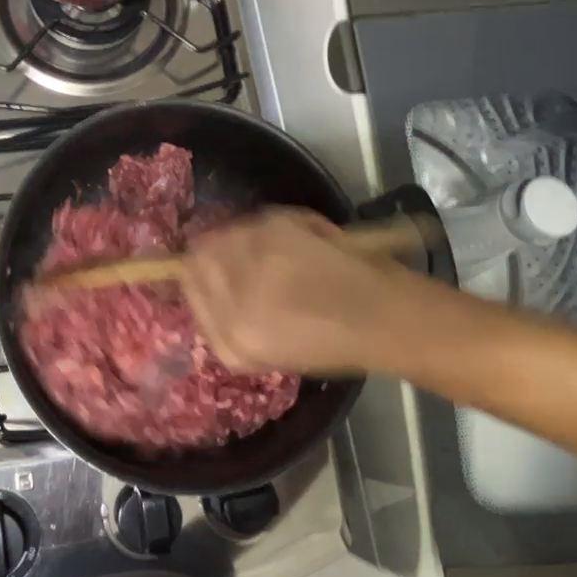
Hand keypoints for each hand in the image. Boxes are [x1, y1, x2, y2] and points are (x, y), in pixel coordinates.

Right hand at [183, 207, 450, 373]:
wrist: (385, 317)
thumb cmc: (334, 344)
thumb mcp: (269, 352)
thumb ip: (231, 326)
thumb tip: (211, 292)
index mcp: (235, 339)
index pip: (191, 297)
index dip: (198, 284)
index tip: (212, 281)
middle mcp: (236, 300)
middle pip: (196, 263)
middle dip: (208, 259)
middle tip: (231, 261)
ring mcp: (254, 260)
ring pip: (218, 238)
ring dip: (232, 241)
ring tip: (258, 251)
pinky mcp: (275, 230)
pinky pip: (250, 224)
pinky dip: (260, 229)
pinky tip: (284, 242)